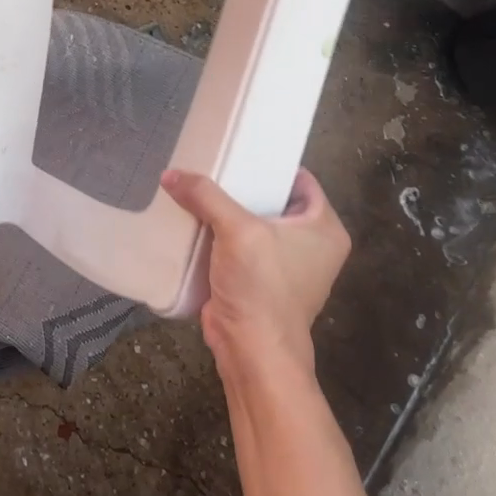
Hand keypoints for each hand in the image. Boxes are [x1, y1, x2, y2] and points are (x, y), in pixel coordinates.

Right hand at [162, 167, 350, 369]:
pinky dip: (218, 232)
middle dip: (240, 185)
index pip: (300, 181)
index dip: (270, 163)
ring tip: (194, 189)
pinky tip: (192, 220)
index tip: (238, 148)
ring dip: (225, 209)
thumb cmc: (262, 286)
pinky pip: (238, 244)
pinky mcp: (258, 278)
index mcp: (324, 229)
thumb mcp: (237, 230)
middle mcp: (311, 245)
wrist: (252, 347)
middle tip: (208, 166)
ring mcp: (285, 264)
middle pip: (272, 199)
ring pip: (252, 222)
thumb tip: (170, 174)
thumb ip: (205, 196)